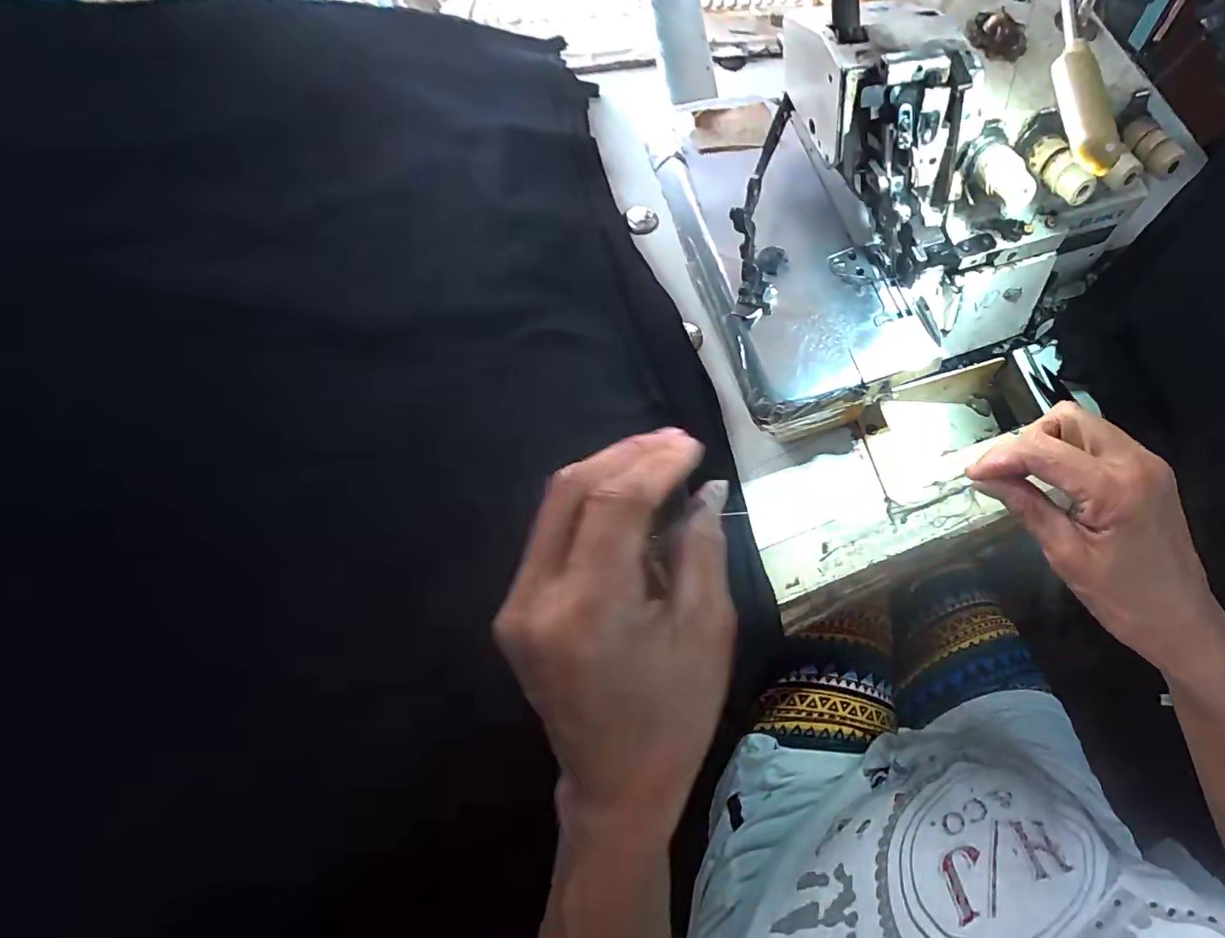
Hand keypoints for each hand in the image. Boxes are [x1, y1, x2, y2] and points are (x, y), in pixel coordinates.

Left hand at [494, 428, 735, 845]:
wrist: (618, 784)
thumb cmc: (676, 712)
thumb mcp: (707, 628)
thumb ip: (701, 548)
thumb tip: (705, 490)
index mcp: (588, 610)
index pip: (614, 503)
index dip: (656, 462)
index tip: (693, 445)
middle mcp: (536, 599)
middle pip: (572, 491)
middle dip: (627, 454)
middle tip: (677, 441)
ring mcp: (518, 605)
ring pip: (556, 505)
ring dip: (608, 470)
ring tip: (660, 456)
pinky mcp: (519, 610)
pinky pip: (554, 532)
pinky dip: (594, 502)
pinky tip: (633, 495)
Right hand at [966, 402, 1224, 674]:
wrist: (1185, 624)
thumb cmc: (1124, 601)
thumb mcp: (1066, 556)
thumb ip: (1026, 506)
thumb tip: (985, 478)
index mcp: (1114, 486)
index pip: (1044, 449)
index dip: (1002, 456)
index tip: (974, 472)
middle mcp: (1135, 460)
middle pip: (1067, 418)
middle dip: (1029, 440)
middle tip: (1007, 474)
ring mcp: (1147, 462)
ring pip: (1084, 424)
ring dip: (1050, 442)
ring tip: (1028, 477)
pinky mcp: (1150, 470)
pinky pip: (1100, 442)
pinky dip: (1071, 451)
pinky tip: (1058, 481)